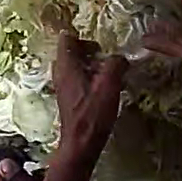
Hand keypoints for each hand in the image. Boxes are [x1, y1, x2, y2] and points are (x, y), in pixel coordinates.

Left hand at [52, 34, 126, 167]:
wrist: (81, 143)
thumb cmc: (93, 113)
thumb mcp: (109, 84)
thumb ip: (115, 64)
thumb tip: (120, 58)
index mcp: (67, 66)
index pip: (66, 39)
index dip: (82, 37)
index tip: (99, 44)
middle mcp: (61, 74)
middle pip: (70, 52)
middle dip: (88, 50)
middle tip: (105, 57)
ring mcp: (63, 86)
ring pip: (74, 66)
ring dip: (90, 65)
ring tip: (107, 72)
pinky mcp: (69, 98)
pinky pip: (76, 78)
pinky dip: (88, 77)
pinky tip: (103, 87)